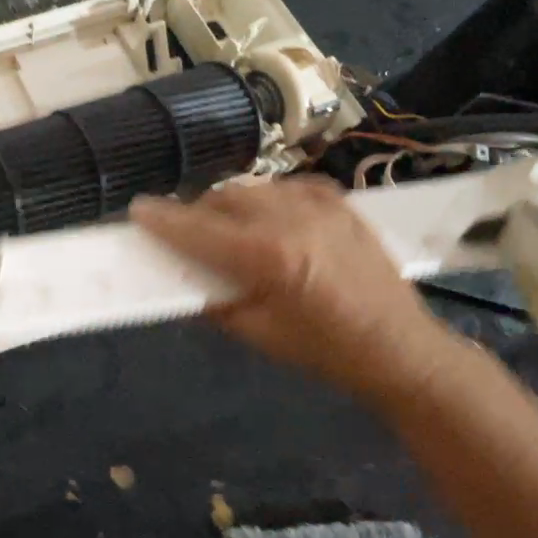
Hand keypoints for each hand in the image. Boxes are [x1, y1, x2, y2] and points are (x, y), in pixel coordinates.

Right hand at [129, 175, 464, 402]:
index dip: (163, 219)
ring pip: (253, 188)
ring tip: (227, 228)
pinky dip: (266, 199)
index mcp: (268, 256)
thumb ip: (212, 298)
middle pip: (223, 198)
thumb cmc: (323, 350)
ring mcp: (321, 206)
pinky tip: (267, 219)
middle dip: (196, 212)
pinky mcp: (340, 203)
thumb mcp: (256, 332)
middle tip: (184, 233)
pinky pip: (286, 186)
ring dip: (230, 204)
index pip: (199, 229)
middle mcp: (292, 220)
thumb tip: (179, 278)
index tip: (136, 209)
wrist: (400, 348)